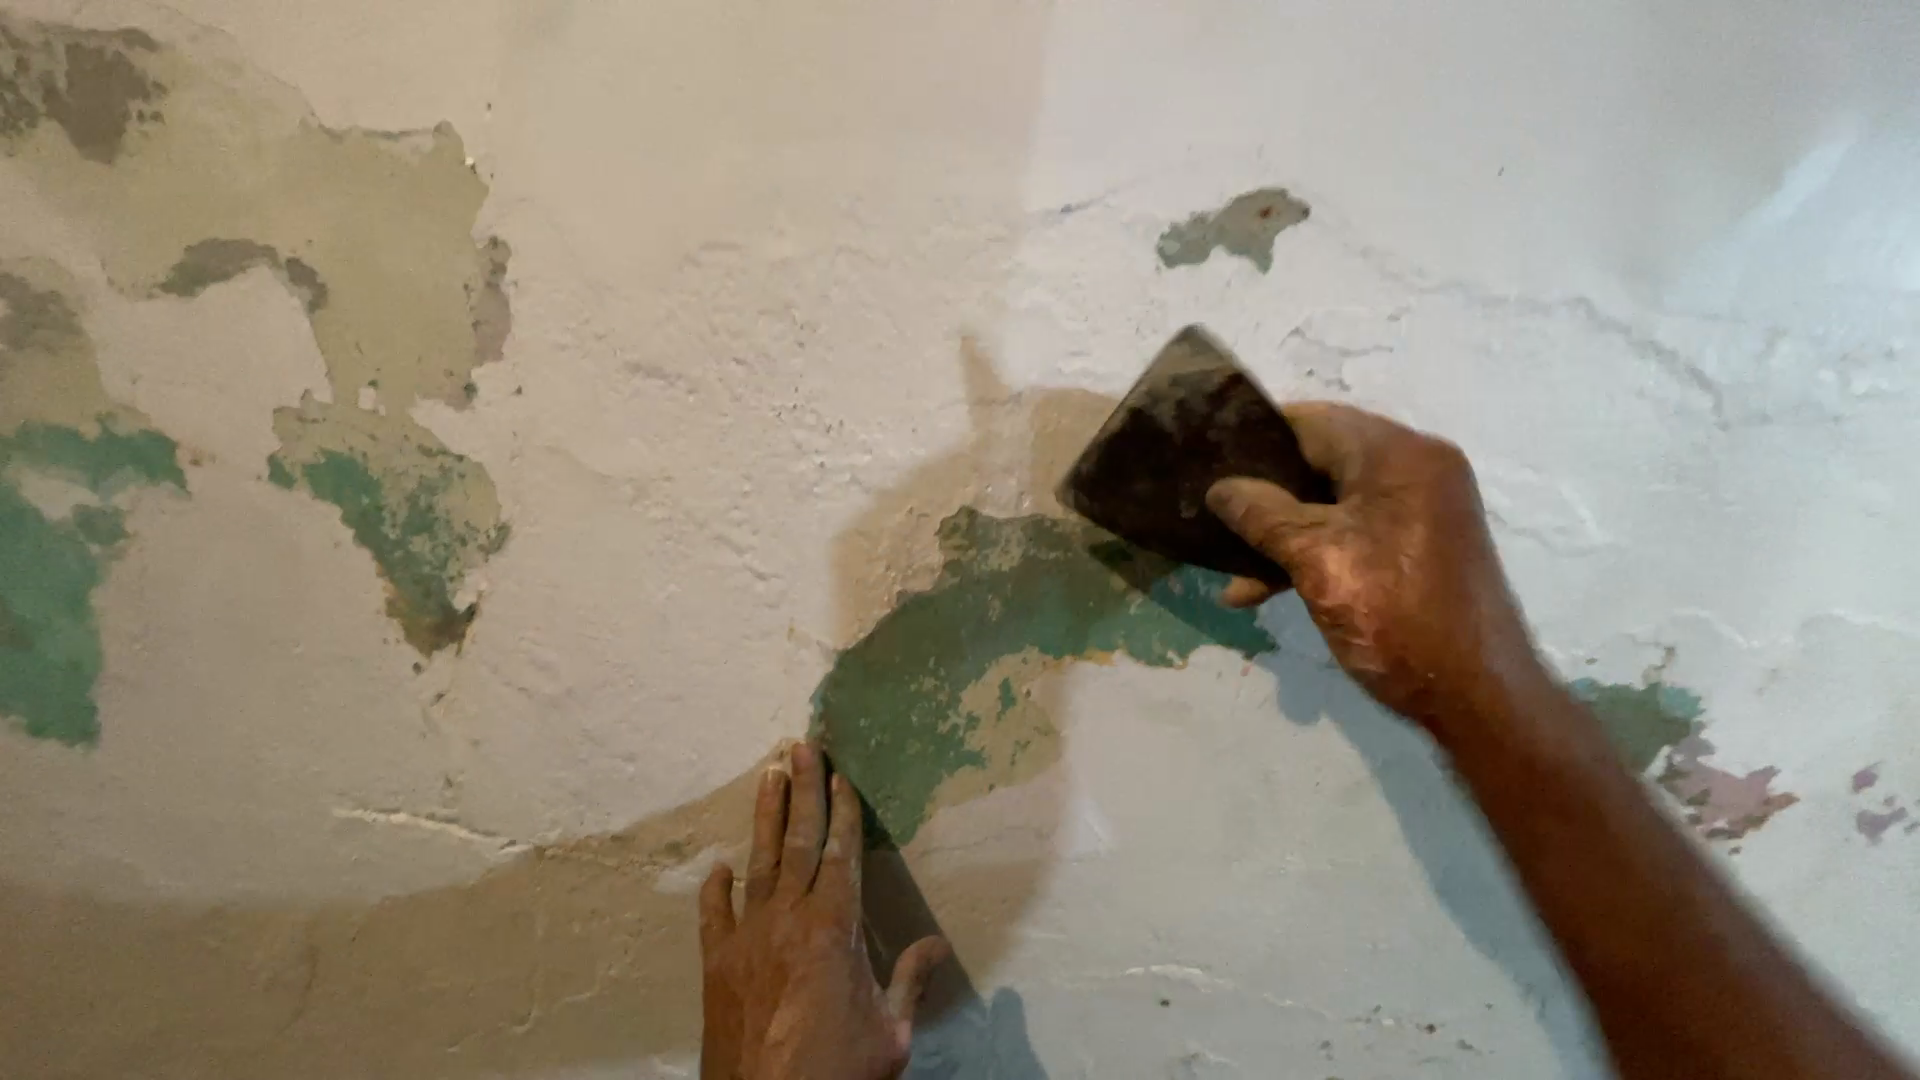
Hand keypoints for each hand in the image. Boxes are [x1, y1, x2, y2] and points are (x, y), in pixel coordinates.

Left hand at [700, 741, 950, 1079]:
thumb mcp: (890, 1034)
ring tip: (768, 774)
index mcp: (834, 926)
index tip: (840, 774)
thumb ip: (910, 981)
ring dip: (766, 816)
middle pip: (799, 840)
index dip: (841, 810)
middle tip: (800, 746)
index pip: (840, 851)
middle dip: (803, 789)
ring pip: (760, 861)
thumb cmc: (836, 1072)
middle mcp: (790, 917)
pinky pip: (714, 915)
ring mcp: (748, 937)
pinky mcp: (717, 964)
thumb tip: (938, 944)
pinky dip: (716, 888)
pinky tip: (718, 864)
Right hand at [1206, 402, 1544, 736]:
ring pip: (1327, 501)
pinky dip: (1307, 552)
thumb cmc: (1395, 616)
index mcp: (1399, 456)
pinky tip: (1260, 588)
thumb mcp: (1315, 560)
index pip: (1312, 420)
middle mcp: (1414, 469)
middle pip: (1318, 459)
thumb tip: (1219, 488)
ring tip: (1229, 566)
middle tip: (1211, 508)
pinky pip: (1347, 531)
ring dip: (1278, 531)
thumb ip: (1262, 515)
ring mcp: (1416, 509)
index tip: (1207, 455)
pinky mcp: (1412, 545)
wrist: (1476, 696)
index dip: (1256, 434)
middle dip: (1261, 490)